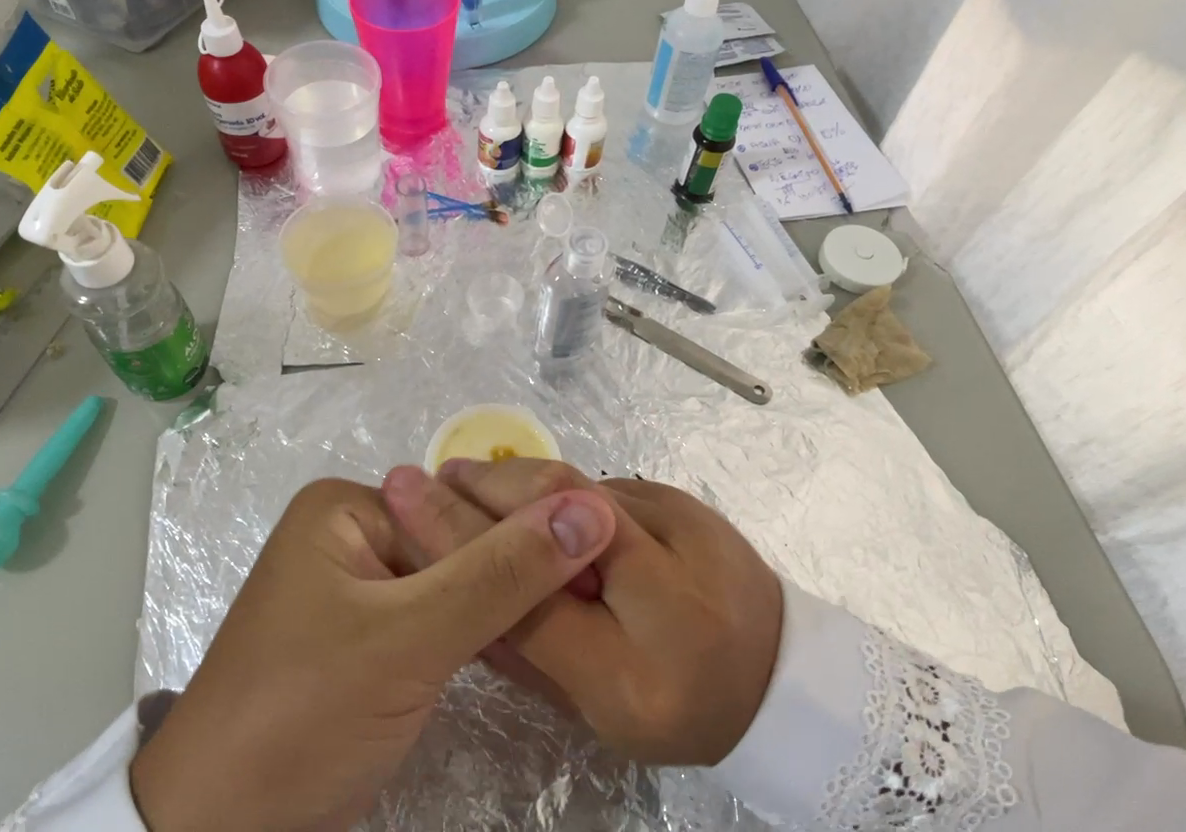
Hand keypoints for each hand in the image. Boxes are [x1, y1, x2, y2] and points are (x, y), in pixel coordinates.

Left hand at [129, 477, 616, 830]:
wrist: (223, 830)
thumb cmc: (302, 718)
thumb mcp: (409, 640)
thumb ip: (502, 574)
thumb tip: (595, 509)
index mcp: (348, 507)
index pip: (464, 505)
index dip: (528, 536)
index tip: (598, 571)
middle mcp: (353, 534)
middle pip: (461, 543)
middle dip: (517, 576)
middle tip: (594, 604)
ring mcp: (362, 591)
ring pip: (458, 585)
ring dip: (504, 608)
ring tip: (575, 623)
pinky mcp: (373, 641)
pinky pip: (442, 620)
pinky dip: (480, 635)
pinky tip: (529, 646)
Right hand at [381, 460, 782, 766]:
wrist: (780, 680)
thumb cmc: (676, 710)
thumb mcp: (590, 708)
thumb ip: (520, 650)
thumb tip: (451, 582)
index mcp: (634, 677)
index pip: (528, 595)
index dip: (458, 540)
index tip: (404, 495)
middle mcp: (671, 599)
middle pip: (560, 511)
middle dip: (487, 485)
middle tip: (437, 476)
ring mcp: (692, 538)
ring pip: (582, 487)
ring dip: (519, 478)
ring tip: (471, 479)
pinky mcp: (694, 505)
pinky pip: (608, 487)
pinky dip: (562, 489)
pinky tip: (534, 496)